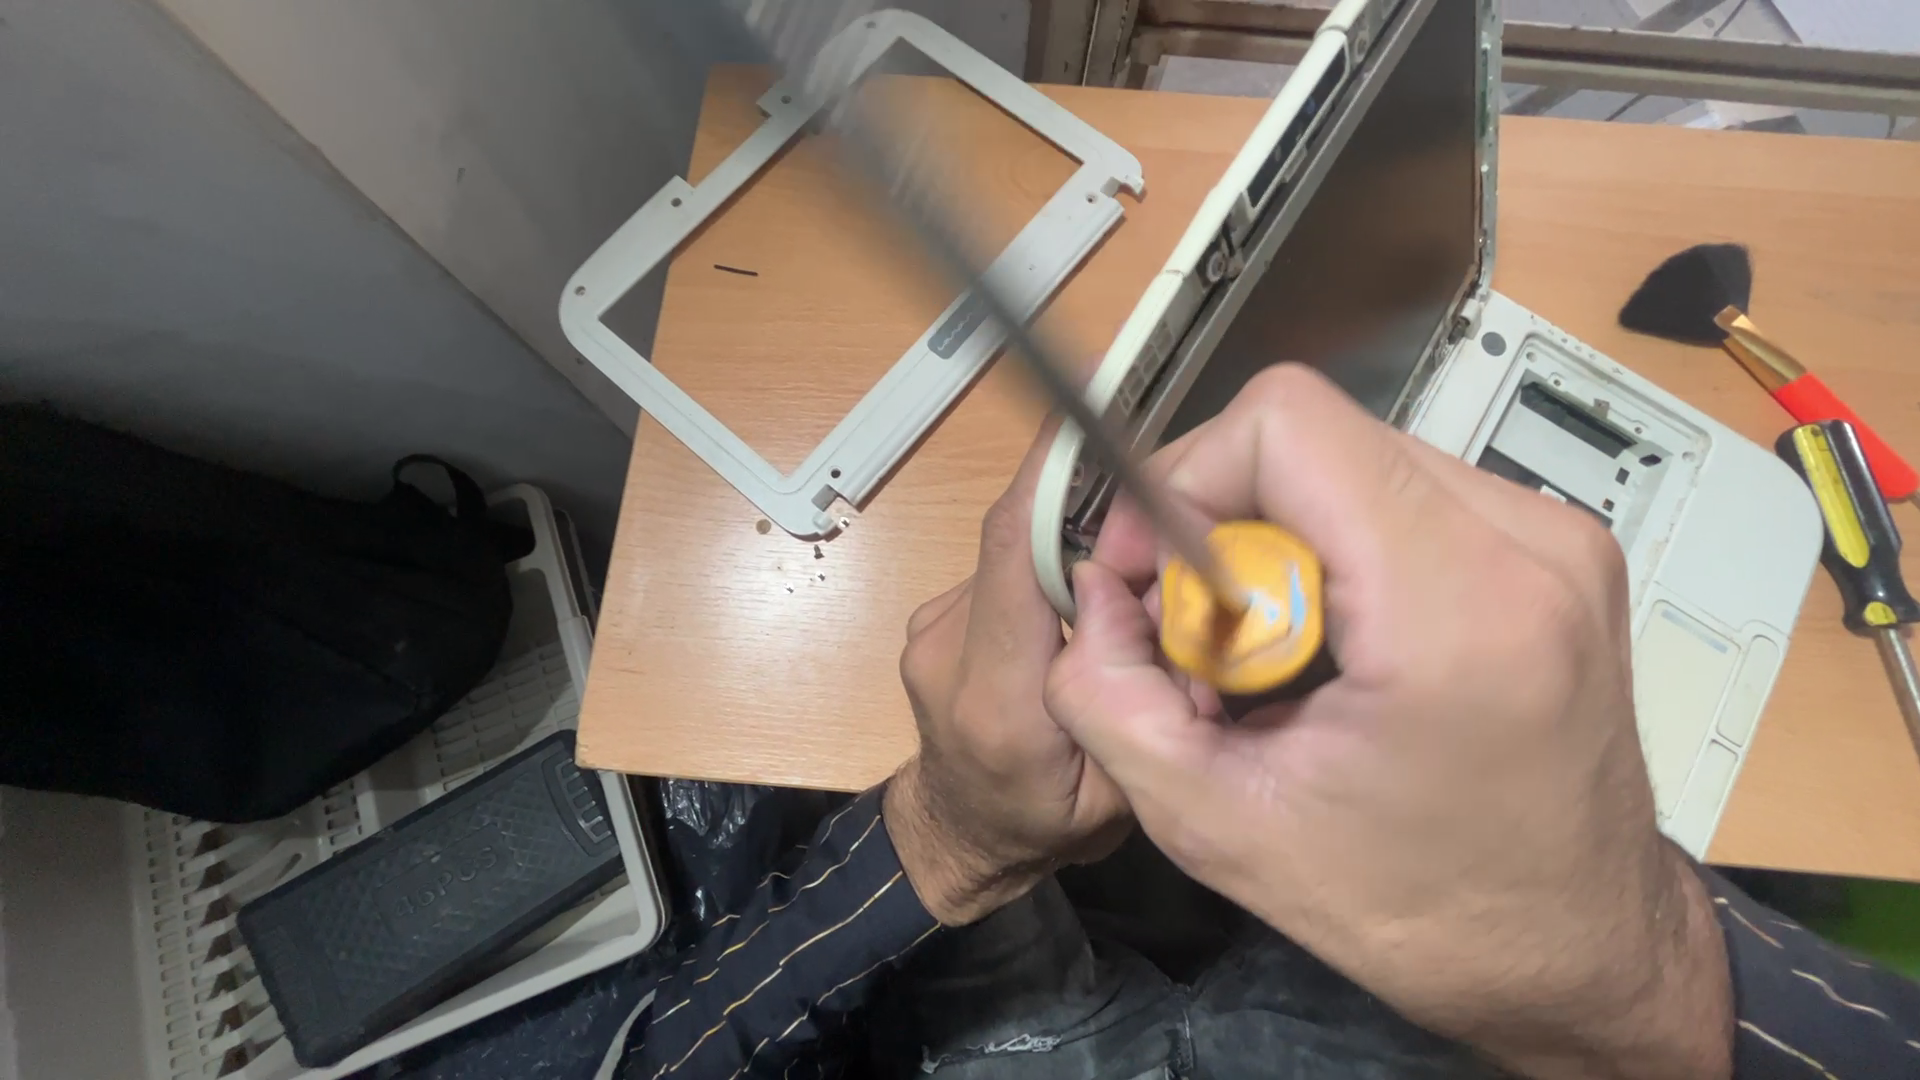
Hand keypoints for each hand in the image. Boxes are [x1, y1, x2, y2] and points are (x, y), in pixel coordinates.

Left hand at [884, 421, 1130, 925]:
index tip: (1082, 425)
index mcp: (994, 695)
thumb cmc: (1037, 828)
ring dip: (1061, 558)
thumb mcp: (1115, 794)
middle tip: (1147, 531)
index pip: (1010, 555)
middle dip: (1080, 525)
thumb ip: (1135, 696)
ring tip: (1112, 593)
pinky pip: (996, 578)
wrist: (953, 839)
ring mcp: (929, 632)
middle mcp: (945, 648)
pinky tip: (1068, 616)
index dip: (1044, 481)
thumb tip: (1154, 596)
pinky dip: (1037, 579)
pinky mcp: (930, 624)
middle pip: (1014, 547)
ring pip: (1008, 559)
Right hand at [1045, 366, 1731, 1078]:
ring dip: (1260, 531)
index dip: (1184, 477)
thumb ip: (1108, 696)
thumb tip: (1093, 589)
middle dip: (1211, 514)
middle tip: (1192, 620)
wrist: (1578, 950)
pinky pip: (1382, 486)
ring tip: (1253, 636)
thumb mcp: (1210, 822)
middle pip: (1302, 434)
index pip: (1285, 426)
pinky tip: (1314, 628)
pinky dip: (1315, 539)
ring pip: (1336, 455)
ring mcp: (1549, 533)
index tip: (1153, 568)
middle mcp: (1523, 543)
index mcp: (1454, 612)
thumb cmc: (1409, 908)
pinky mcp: (1543, 542)